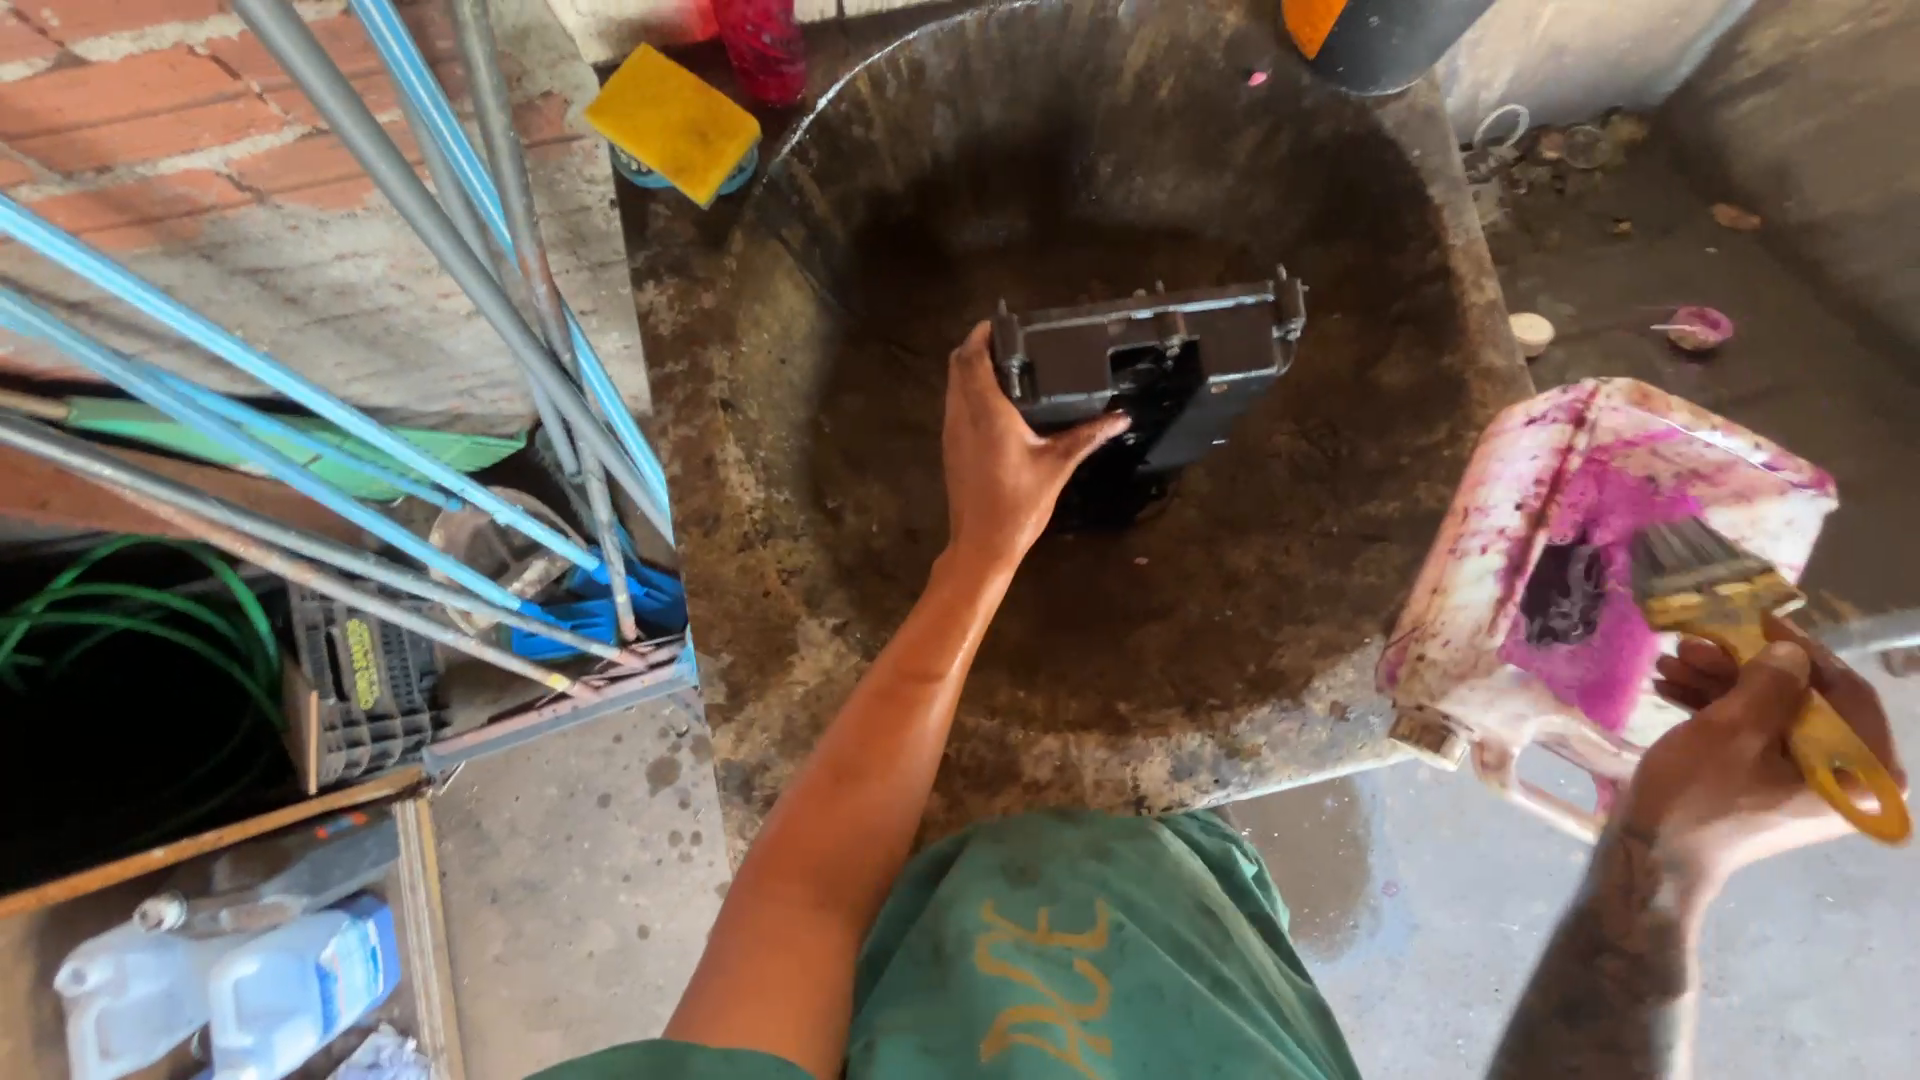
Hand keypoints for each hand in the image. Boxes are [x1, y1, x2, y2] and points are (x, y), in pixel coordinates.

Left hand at [940, 321, 1128, 572]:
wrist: (982, 544)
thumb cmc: (1019, 504)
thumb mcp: (1057, 466)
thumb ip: (1087, 436)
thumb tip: (1121, 417)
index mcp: (986, 413)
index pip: (972, 359)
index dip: (981, 336)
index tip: (1000, 324)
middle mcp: (961, 416)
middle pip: (956, 367)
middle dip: (975, 348)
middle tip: (1007, 342)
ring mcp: (951, 433)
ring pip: (952, 387)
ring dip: (969, 370)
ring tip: (1004, 366)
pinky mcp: (950, 448)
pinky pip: (954, 406)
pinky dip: (967, 392)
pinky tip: (995, 403)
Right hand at [1627, 614, 1906, 897]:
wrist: (1654, 853)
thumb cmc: (1697, 794)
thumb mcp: (1729, 732)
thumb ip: (1768, 686)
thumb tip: (1789, 650)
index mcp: (1862, 775)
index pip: (1848, 695)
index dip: (1802, 652)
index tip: (1757, 620)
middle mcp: (1847, 780)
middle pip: (1802, 704)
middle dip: (1742, 669)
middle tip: (1691, 645)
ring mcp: (1805, 785)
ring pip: (1770, 716)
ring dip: (1719, 685)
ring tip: (1667, 664)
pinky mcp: (1766, 786)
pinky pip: (1752, 737)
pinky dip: (1715, 709)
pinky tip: (1670, 689)